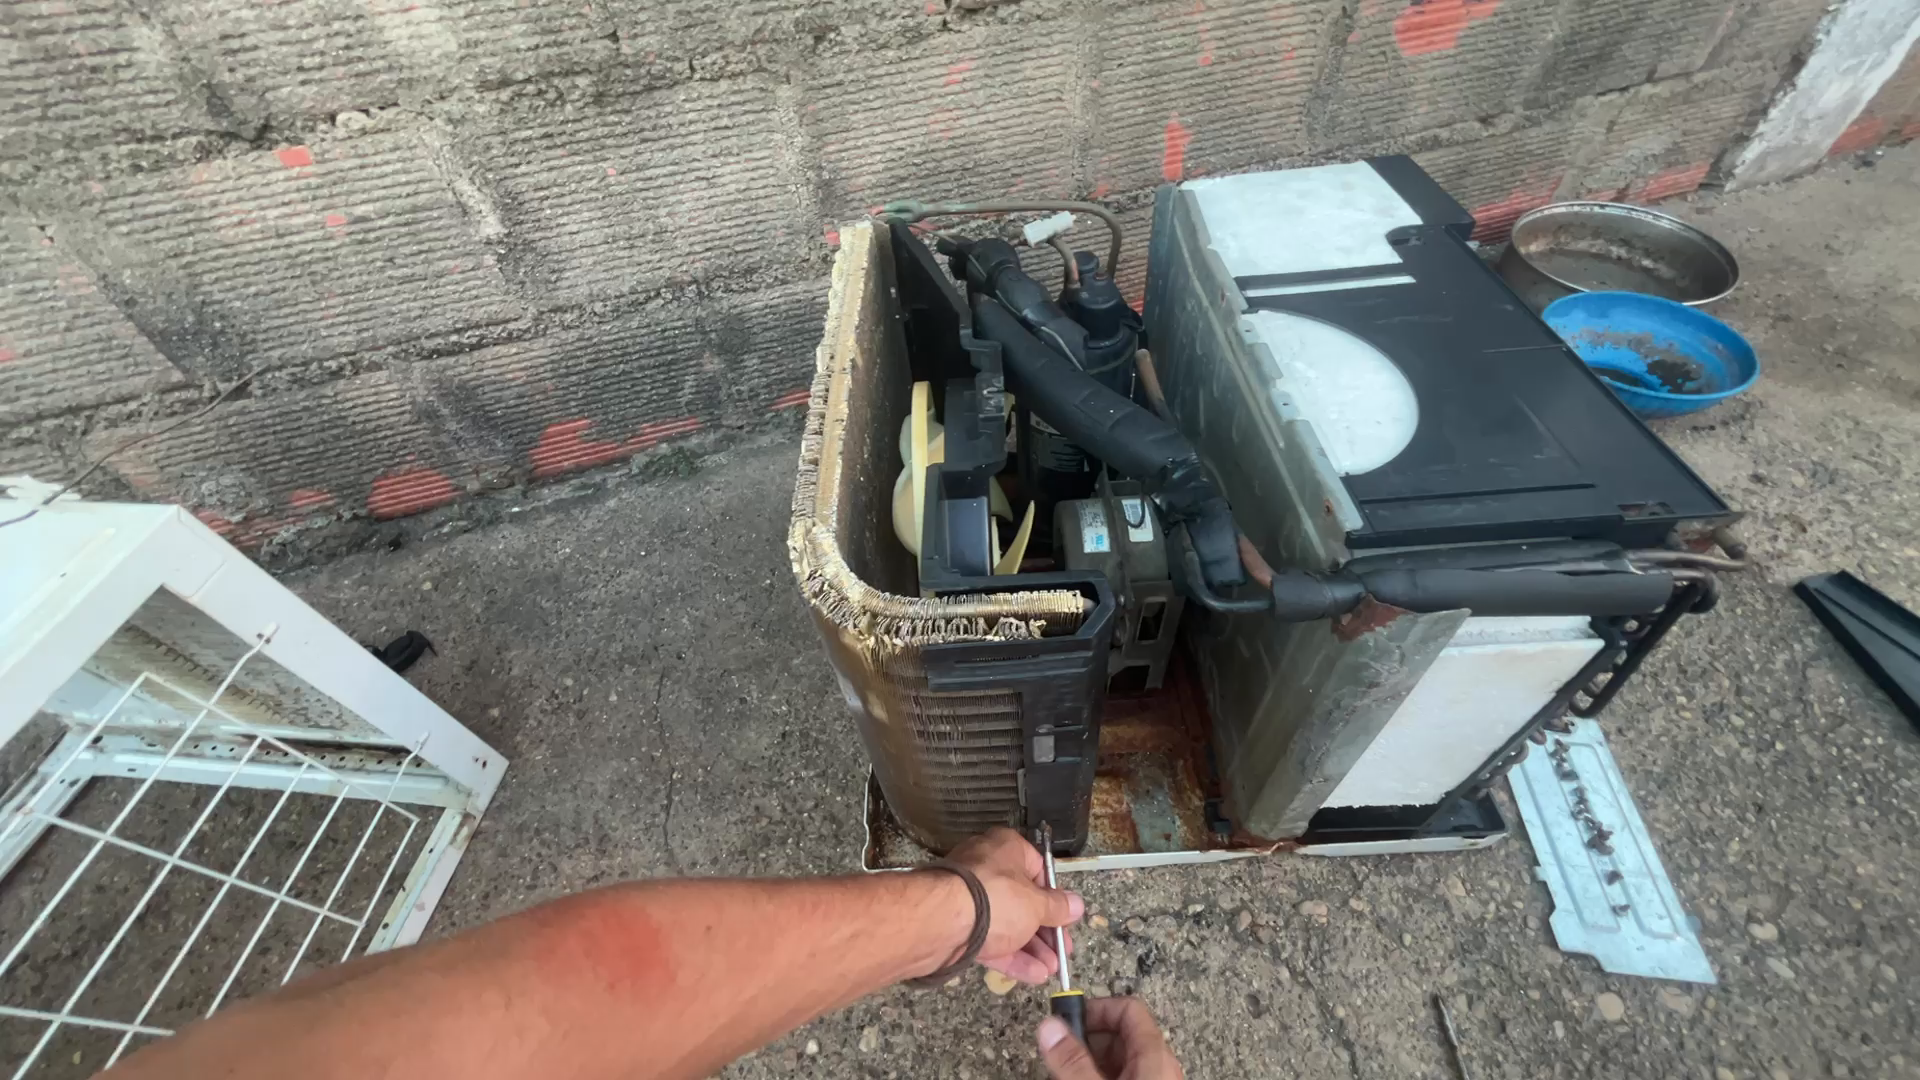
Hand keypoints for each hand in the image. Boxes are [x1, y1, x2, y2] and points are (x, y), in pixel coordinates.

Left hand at [944, 827, 1083, 983]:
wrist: (943, 920)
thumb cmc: (997, 898)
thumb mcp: (1036, 904)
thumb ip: (1058, 907)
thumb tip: (1076, 904)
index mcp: (1006, 848)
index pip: (1038, 869)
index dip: (1054, 897)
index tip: (1066, 919)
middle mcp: (987, 865)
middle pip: (1022, 899)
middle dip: (1045, 929)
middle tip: (1062, 951)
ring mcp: (970, 896)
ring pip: (1007, 922)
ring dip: (1032, 947)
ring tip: (1052, 969)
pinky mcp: (959, 924)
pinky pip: (990, 938)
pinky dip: (1012, 956)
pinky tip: (1035, 975)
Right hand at [1037, 997, 1184, 1079]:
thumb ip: (1073, 1061)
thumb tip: (1048, 1026)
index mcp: (1156, 1054)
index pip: (1128, 1007)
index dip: (1097, 1008)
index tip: (1070, 1020)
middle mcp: (1162, 1066)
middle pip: (1123, 1032)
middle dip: (1089, 1036)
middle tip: (1063, 1052)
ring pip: (1123, 1057)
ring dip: (1093, 1058)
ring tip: (1070, 1070)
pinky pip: (1126, 1075)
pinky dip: (1103, 1074)